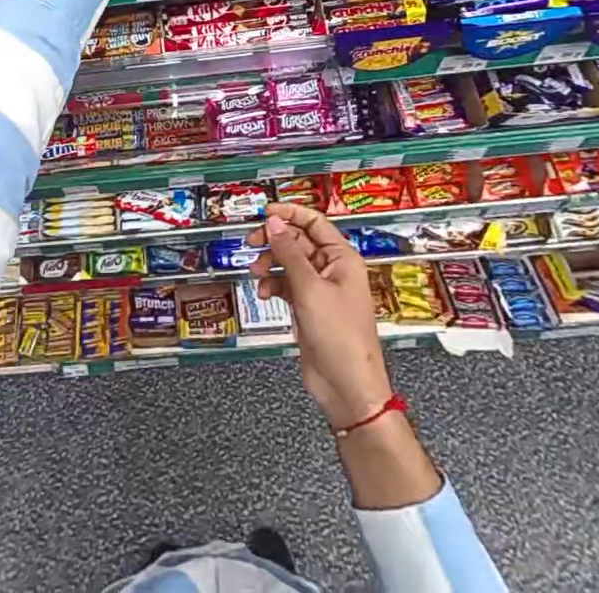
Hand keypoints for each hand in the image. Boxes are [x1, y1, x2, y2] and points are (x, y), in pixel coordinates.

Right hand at [247, 202, 393, 428]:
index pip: (314, 222)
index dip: (289, 214)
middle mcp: (332, 270)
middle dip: (275, 240)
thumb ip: (289, 253)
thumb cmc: (342, 339)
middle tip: (253, 241)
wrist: (346, 384)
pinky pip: (286, 285)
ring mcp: (320, 289)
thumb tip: (275, 225)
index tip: (266, 212)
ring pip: (289, 263)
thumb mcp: (310, 288)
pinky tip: (266, 292)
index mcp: (342, 258)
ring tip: (258, 271)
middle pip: (299, 241)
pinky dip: (273, 285)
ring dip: (271, 263)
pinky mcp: (309, 307)